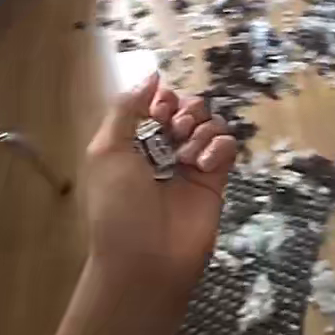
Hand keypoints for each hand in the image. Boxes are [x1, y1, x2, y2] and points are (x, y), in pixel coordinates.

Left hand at [81, 74, 237, 298]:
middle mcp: (166, 147)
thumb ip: (126, 107)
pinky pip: (228, 146)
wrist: (146, 261)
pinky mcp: (216, 178)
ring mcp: (193, 163)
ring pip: (211, 123)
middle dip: (185, 111)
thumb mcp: (106, 151)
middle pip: (189, 107)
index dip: (163, 99)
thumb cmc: (119, 207)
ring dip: (201, 130)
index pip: (159, 101)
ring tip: (188, 156)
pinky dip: (220, 148)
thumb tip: (152, 73)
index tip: (158, 112)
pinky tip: (205, 165)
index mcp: (136, 140)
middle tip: (175, 131)